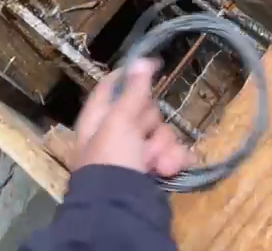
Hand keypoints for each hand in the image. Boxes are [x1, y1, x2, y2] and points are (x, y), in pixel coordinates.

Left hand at [73, 57, 193, 177]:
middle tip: (144, 135)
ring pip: (160, 132)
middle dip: (151, 123)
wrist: (121, 213)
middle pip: (143, 110)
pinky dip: (173, 159)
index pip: (111, 87)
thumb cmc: (112, 161)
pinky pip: (170, 153)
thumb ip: (134, 91)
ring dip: (163, 146)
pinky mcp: (152, 171)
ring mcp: (134, 155)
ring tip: (157, 163)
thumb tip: (141, 58)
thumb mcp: (119, 121)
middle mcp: (115, 135)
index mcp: (98, 120)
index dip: (130, 74)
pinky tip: (170, 168)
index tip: (154, 64)